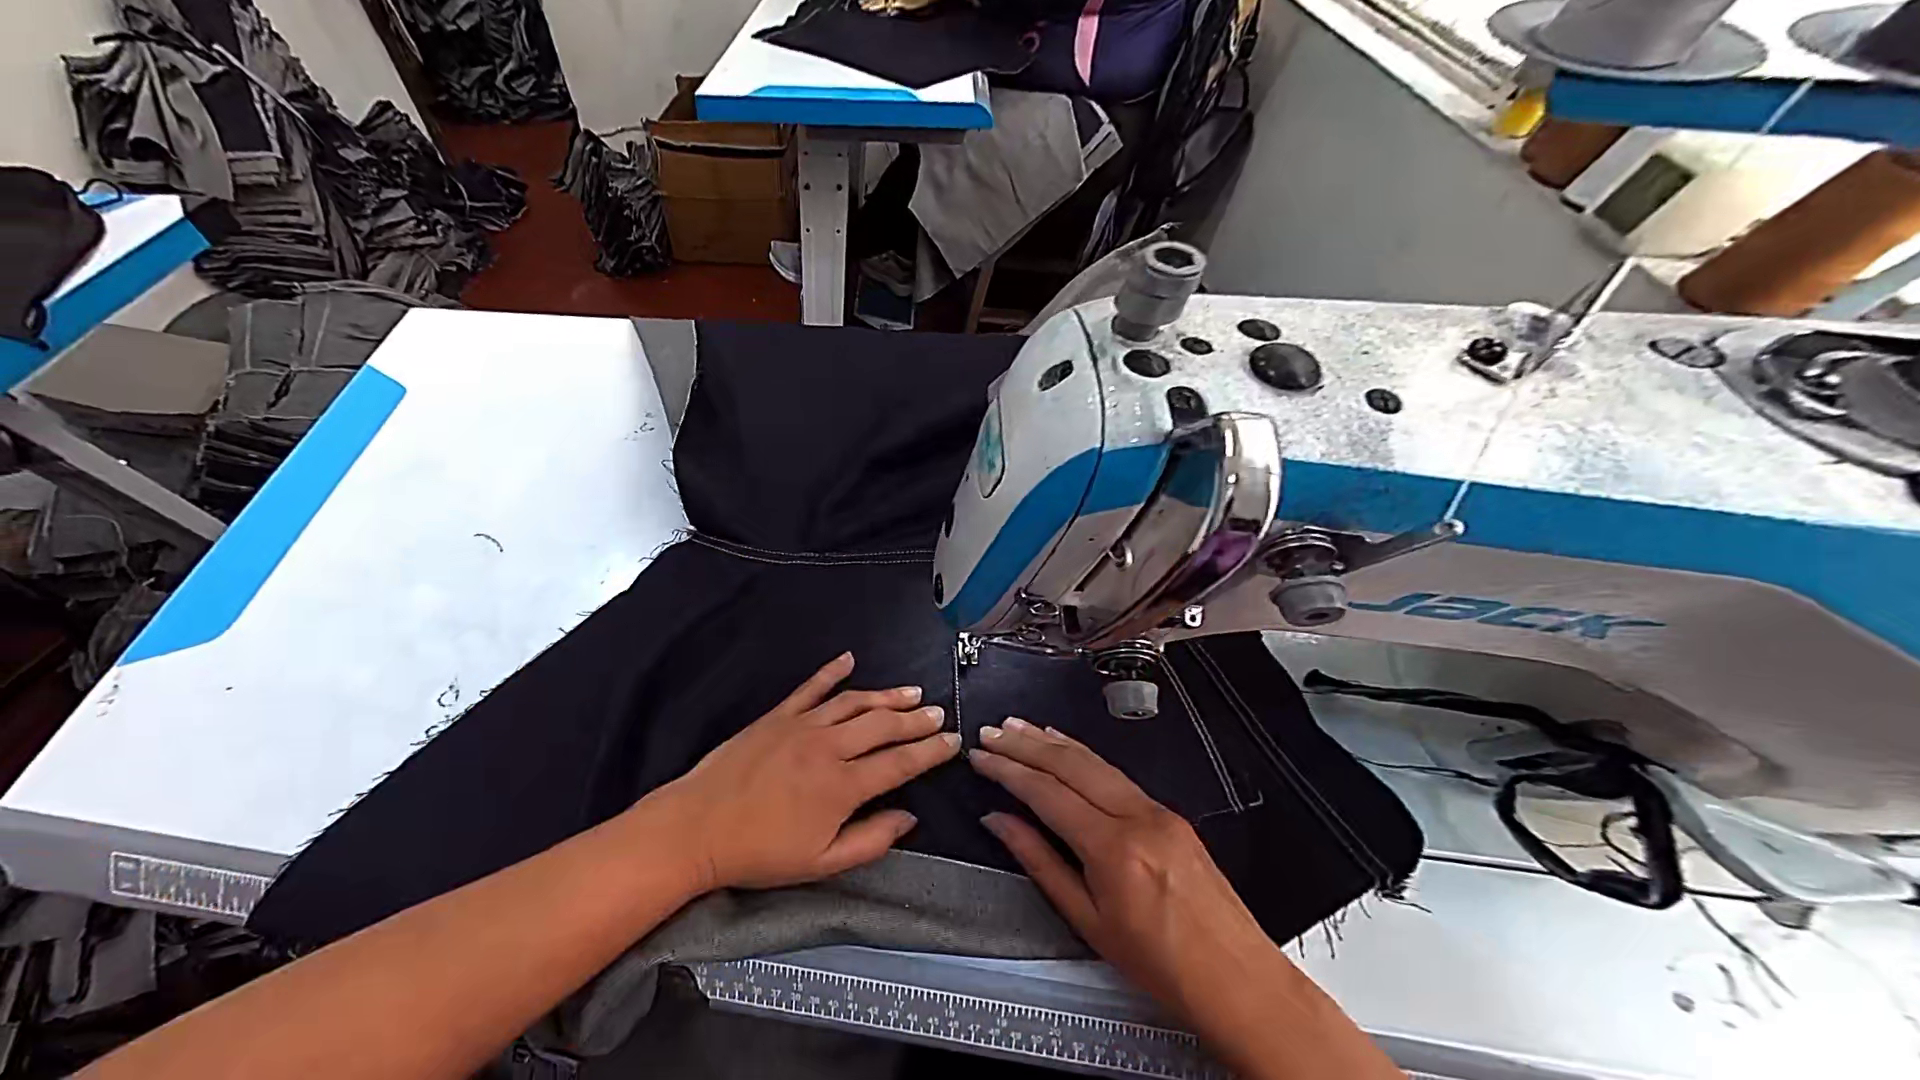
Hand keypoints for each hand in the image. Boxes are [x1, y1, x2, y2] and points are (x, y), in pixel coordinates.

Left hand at [638, 652, 959, 892]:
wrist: (695, 829)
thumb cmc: (758, 853)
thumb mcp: (820, 863)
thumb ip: (871, 840)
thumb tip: (908, 818)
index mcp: (842, 786)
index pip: (900, 762)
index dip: (931, 751)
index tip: (952, 741)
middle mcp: (829, 748)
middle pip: (884, 726)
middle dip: (917, 719)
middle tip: (939, 713)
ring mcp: (802, 726)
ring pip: (856, 702)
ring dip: (888, 695)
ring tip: (912, 692)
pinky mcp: (778, 716)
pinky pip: (811, 687)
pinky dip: (832, 672)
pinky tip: (849, 659)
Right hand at [967, 719, 1276, 1024]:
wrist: (1236, 979)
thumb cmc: (1164, 964)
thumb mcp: (1088, 921)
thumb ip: (1039, 862)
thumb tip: (1002, 824)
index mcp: (1114, 849)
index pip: (1047, 792)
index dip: (1008, 770)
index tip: (982, 757)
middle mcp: (1138, 818)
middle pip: (1070, 764)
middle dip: (1025, 743)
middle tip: (992, 732)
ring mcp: (1158, 811)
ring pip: (1095, 761)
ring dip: (1052, 741)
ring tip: (1019, 727)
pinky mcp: (1170, 814)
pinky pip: (1117, 774)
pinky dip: (1084, 755)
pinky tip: (1066, 746)